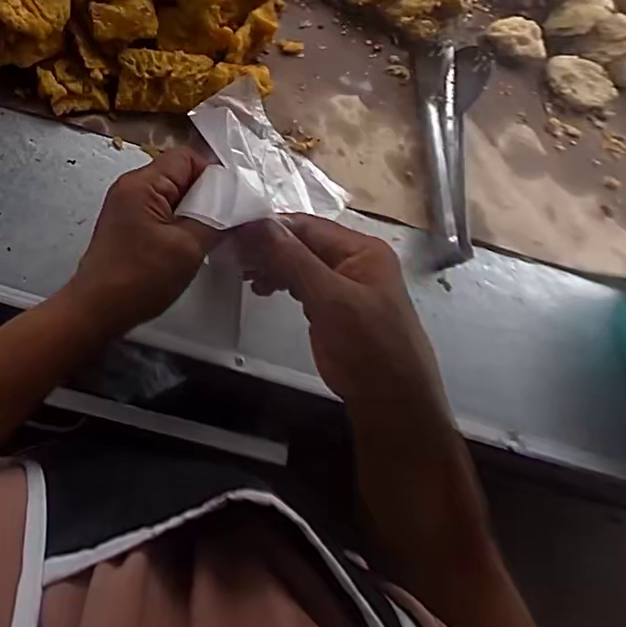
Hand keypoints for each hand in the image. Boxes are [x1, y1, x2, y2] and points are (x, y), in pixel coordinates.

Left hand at [61, 147, 220, 335]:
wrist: (97, 310)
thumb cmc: (139, 278)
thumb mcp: (188, 247)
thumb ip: (216, 220)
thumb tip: (237, 208)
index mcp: (141, 183)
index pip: (186, 158)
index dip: (214, 175)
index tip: (233, 202)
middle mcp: (131, 188)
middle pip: (180, 175)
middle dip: (207, 196)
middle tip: (227, 223)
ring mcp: (127, 207)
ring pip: (173, 197)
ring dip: (195, 213)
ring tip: (211, 237)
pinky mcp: (128, 226)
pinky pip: (162, 213)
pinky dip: (180, 225)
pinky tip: (191, 247)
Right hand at [239, 215, 448, 422]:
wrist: (390, 402)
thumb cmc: (371, 346)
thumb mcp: (331, 298)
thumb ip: (293, 259)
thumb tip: (259, 224)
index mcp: (363, 250)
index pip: (308, 226)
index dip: (271, 227)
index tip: (236, 231)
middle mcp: (353, 260)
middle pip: (300, 242)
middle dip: (267, 247)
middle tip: (235, 254)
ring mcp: (341, 283)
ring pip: (296, 261)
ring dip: (269, 264)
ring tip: (245, 273)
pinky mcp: (329, 304)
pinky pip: (298, 281)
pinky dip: (278, 280)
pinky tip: (262, 287)